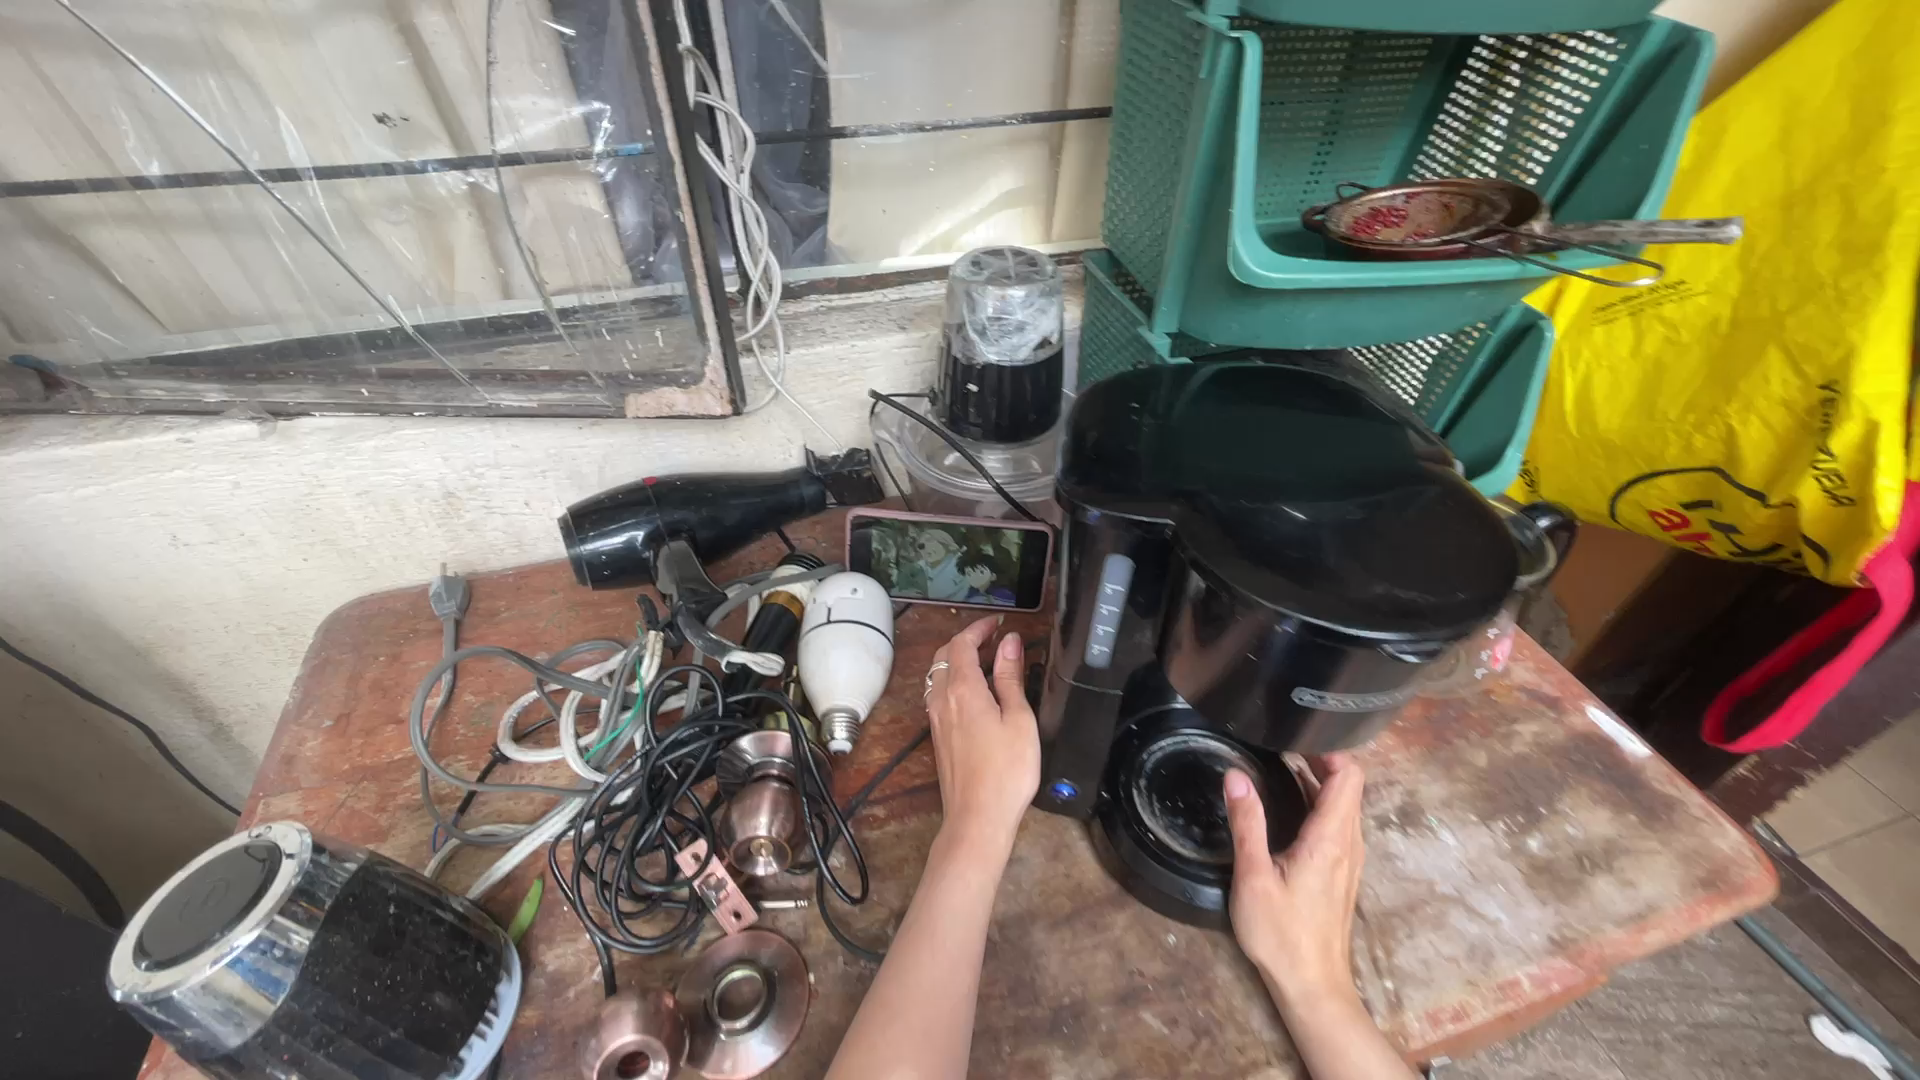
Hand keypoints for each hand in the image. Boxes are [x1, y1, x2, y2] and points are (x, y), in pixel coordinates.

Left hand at [924, 617, 1040, 858]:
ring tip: (987, 661)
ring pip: (938, 675)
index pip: (962, 644)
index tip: (998, 622)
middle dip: (966, 640)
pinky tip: (976, 692)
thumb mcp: (1019, 719)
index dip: (979, 628)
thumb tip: (1009, 642)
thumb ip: (1011, 677)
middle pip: (944, 656)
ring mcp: (937, 719)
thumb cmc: (1007, 771)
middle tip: (992, 638)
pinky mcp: (938, 736)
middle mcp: (943, 700)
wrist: (977, 818)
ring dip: (958, 660)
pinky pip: (939, 694)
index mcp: (963, 690)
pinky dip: (954, 680)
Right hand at [1223, 754, 1366, 1008]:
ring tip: (1277, 765)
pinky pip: (1337, 823)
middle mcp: (1348, 844)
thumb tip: (1234, 776)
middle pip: (1348, 786)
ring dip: (1317, 781)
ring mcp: (1348, 859)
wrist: (1312, 986)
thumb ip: (1247, 823)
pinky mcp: (1341, 871)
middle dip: (1318, 759)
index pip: (1349, 776)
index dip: (1328, 750)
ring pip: (1343, 805)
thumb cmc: (1282, 933)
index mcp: (1330, 838)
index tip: (1294, 737)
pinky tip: (1286, 804)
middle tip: (1277, 745)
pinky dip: (1317, 803)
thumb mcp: (1253, 876)